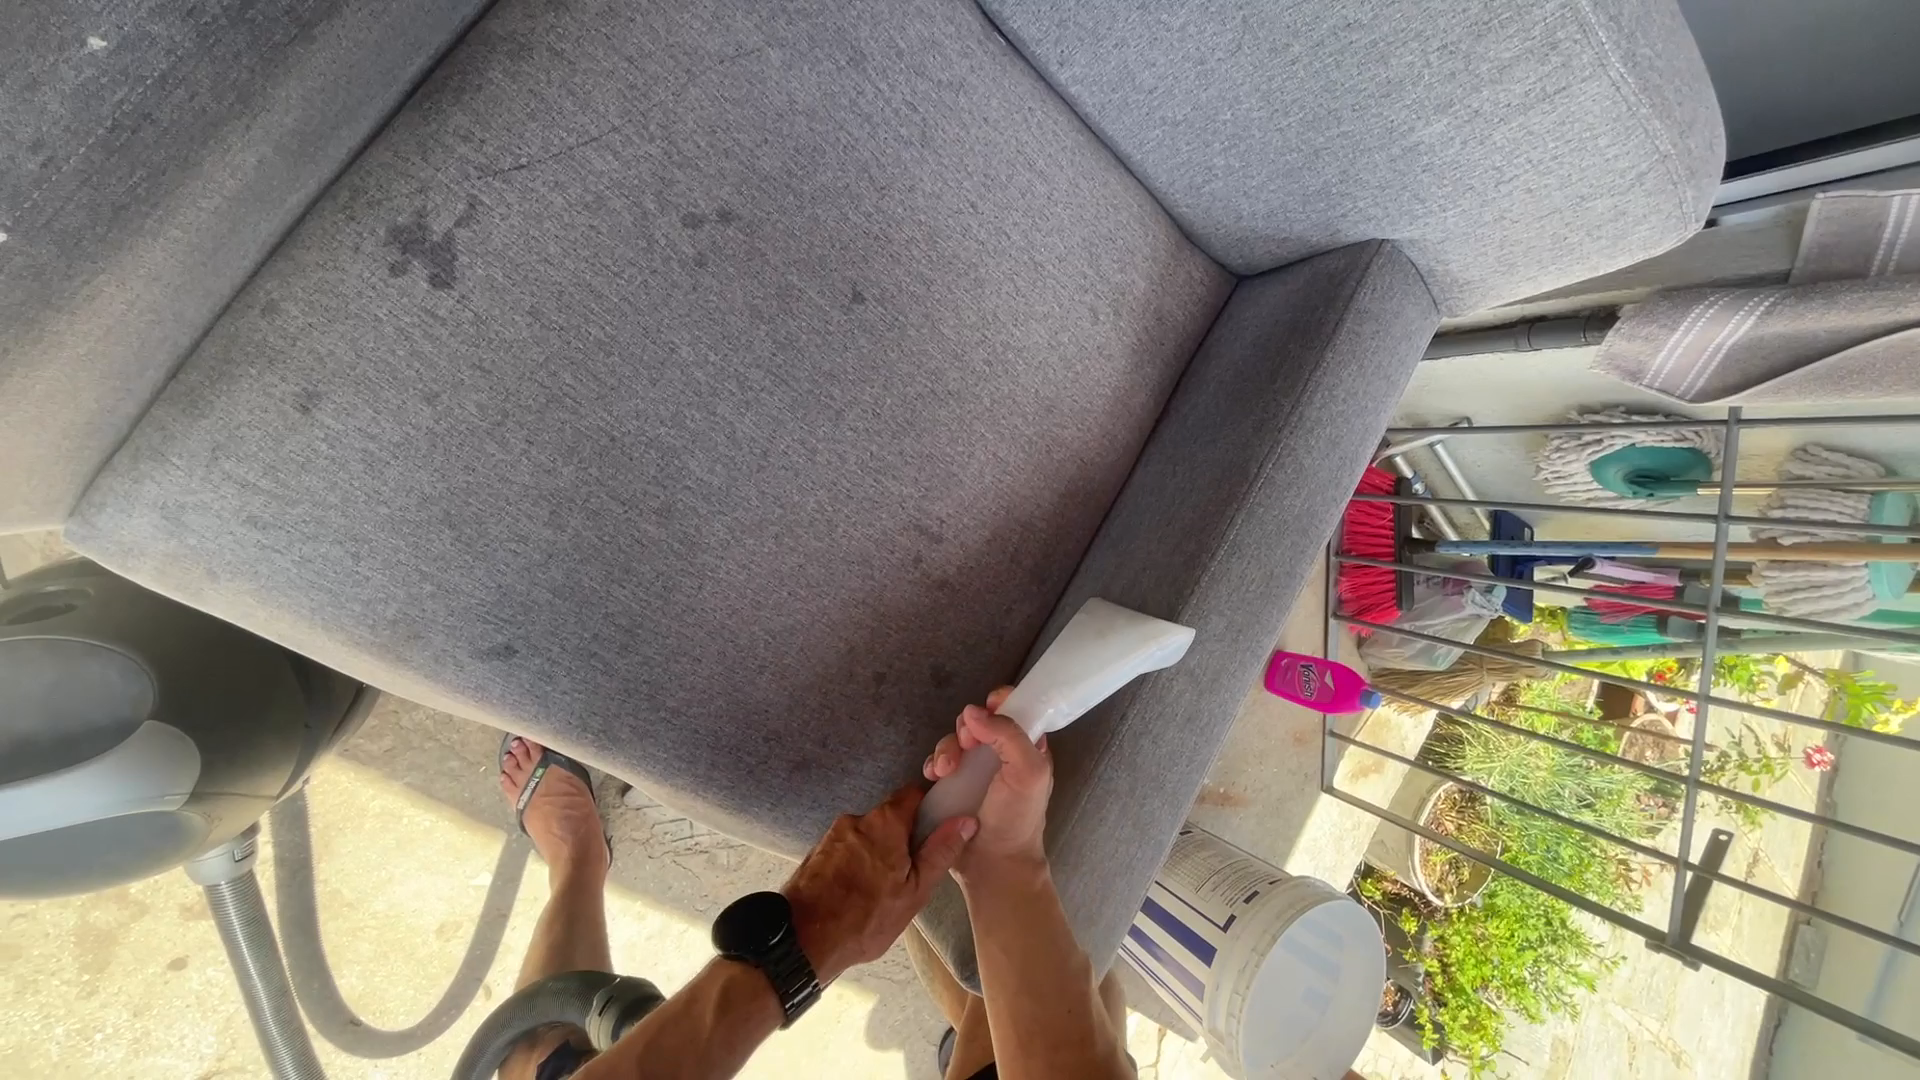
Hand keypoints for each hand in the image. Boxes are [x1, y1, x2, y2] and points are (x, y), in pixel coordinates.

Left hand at [782, 785, 974, 982]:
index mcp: (885, 822)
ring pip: (867, 834)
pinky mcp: (817, 851)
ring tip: (881, 888)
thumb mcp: (914, 891)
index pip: (913, 793)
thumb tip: (965, 820)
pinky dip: (856, 862)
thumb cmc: (864, 918)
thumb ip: (940, 851)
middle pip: (889, 816)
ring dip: (877, 852)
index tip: (936, 827)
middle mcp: (858, 818)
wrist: (802, 941)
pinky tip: (858, 891)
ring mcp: (833, 834)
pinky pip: (847, 848)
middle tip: (909, 870)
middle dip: (902, 837)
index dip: (928, 805)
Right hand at [923, 687, 1053, 884]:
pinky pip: (937, 761)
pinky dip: (933, 763)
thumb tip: (973, 712)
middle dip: (967, 728)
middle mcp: (1000, 754)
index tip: (989, 705)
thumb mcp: (1027, 773)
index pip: (1015, 708)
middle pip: (978, 720)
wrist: (992, 865)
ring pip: (954, 739)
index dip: (1001, 701)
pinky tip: (934, 777)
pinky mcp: (951, 784)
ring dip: (947, 748)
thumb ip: (1008, 735)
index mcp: (1026, 747)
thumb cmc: (1017, 818)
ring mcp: (973, 769)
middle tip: (966, 744)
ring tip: (945, 770)